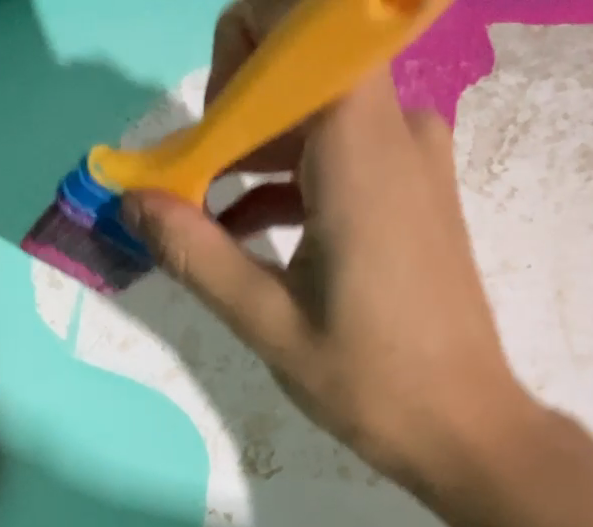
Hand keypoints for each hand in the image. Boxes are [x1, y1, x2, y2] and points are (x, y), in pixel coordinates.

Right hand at [125, 43, 537, 492]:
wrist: (460, 422)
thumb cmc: (365, 377)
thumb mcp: (264, 320)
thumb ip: (194, 252)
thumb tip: (133, 201)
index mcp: (362, 150)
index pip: (305, 30)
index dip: (242, 55)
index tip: (206, 132)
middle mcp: (397, 128)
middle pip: (303, 69)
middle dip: (232, 114)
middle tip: (188, 187)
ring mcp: (411, 155)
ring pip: (316, 112)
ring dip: (251, 152)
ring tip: (201, 216)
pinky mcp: (411, 186)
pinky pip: (338, 151)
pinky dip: (284, 177)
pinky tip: (241, 232)